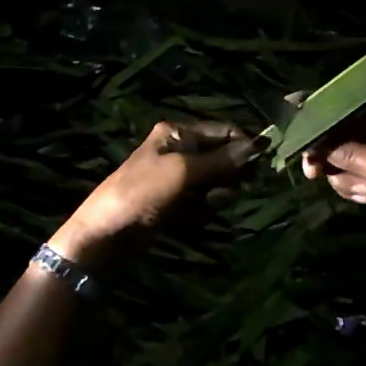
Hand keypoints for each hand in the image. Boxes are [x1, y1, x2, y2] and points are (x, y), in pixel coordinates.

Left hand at [48, 120, 261, 266]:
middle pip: (224, 159)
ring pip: (217, 185)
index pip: (224, 131)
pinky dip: (202, 212)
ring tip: (200, 208)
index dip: (243, 147)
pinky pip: (204, 204)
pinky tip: (188, 220)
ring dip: (215, 198)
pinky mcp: (177, 204)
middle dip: (228, 178)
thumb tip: (257, 146)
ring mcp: (178, 179)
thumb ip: (221, 160)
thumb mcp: (183, 171)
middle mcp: (180, 151)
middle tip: (218, 193)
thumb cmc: (141, 193)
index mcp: (178, 133)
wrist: (106, 234)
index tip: (259, 167)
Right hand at [301, 103, 365, 252]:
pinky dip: (352, 186)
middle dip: (330, 156)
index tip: (298, 130)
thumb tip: (315, 146)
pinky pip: (348, 174)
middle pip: (340, 133)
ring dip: (345, 177)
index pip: (350, 108)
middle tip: (312, 171)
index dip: (323, 120)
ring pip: (339, 157)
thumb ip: (350, 154)